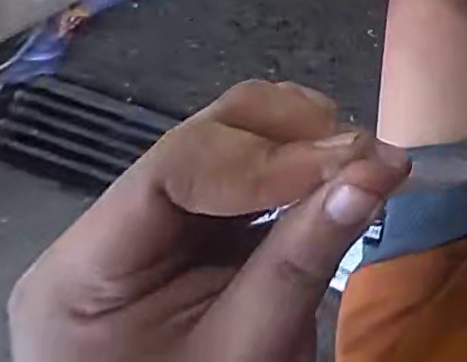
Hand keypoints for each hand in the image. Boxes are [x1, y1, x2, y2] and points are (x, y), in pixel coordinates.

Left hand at [9, 80, 409, 361]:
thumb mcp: (244, 354)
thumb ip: (303, 259)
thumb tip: (379, 169)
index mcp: (88, 267)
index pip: (177, 164)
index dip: (268, 156)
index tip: (351, 163)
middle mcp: (118, 217)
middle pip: (212, 129)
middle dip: (296, 134)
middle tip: (365, 158)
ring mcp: (162, 210)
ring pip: (240, 128)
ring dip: (308, 138)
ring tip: (359, 167)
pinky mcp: (203, 213)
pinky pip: (258, 156)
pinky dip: (305, 158)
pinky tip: (337, 177)